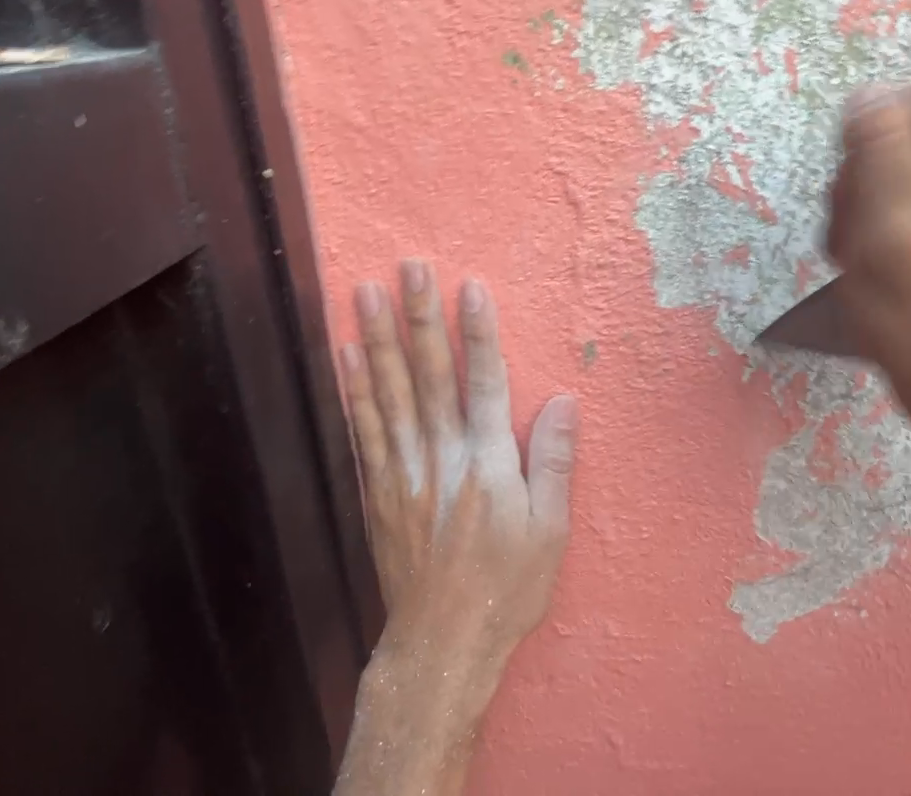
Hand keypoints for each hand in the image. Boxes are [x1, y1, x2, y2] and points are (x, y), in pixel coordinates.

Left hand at [341, 259, 578, 669]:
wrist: (442, 643)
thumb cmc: (507, 588)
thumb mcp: (551, 531)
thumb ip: (554, 461)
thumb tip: (565, 401)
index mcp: (489, 464)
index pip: (484, 383)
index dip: (479, 332)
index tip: (470, 286)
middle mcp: (442, 457)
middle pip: (430, 375)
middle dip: (421, 316)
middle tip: (409, 266)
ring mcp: (403, 472)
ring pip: (389, 393)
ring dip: (378, 338)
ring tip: (364, 291)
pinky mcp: (376, 490)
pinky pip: (362, 431)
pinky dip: (352, 390)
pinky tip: (345, 354)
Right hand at [824, 84, 910, 474]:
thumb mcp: (899, 227)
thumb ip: (882, 147)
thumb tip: (869, 93)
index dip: (891, 140)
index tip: (868, 194)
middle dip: (879, 177)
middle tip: (861, 232)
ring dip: (876, 199)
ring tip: (866, 250)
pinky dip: (893, 215)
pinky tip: (879, 253)